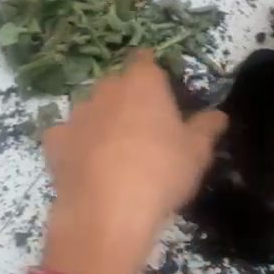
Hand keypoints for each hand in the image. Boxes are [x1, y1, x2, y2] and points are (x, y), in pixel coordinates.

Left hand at [40, 52, 226, 273]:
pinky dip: (76, 145)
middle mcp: (106, 89)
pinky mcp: (55, 141)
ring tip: (116, 152)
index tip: (161, 92)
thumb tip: (218, 114)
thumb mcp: (197, 152)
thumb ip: (207, 127)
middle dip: (128, 98)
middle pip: (117, 84)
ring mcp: (77, 114)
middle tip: (145, 128)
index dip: (152, 72)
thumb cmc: (160, 173)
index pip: (144, 60)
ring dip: (102, 121)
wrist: (106, 213)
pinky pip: (67, 135)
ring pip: (92, 108)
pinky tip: (86, 165)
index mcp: (142, 82)